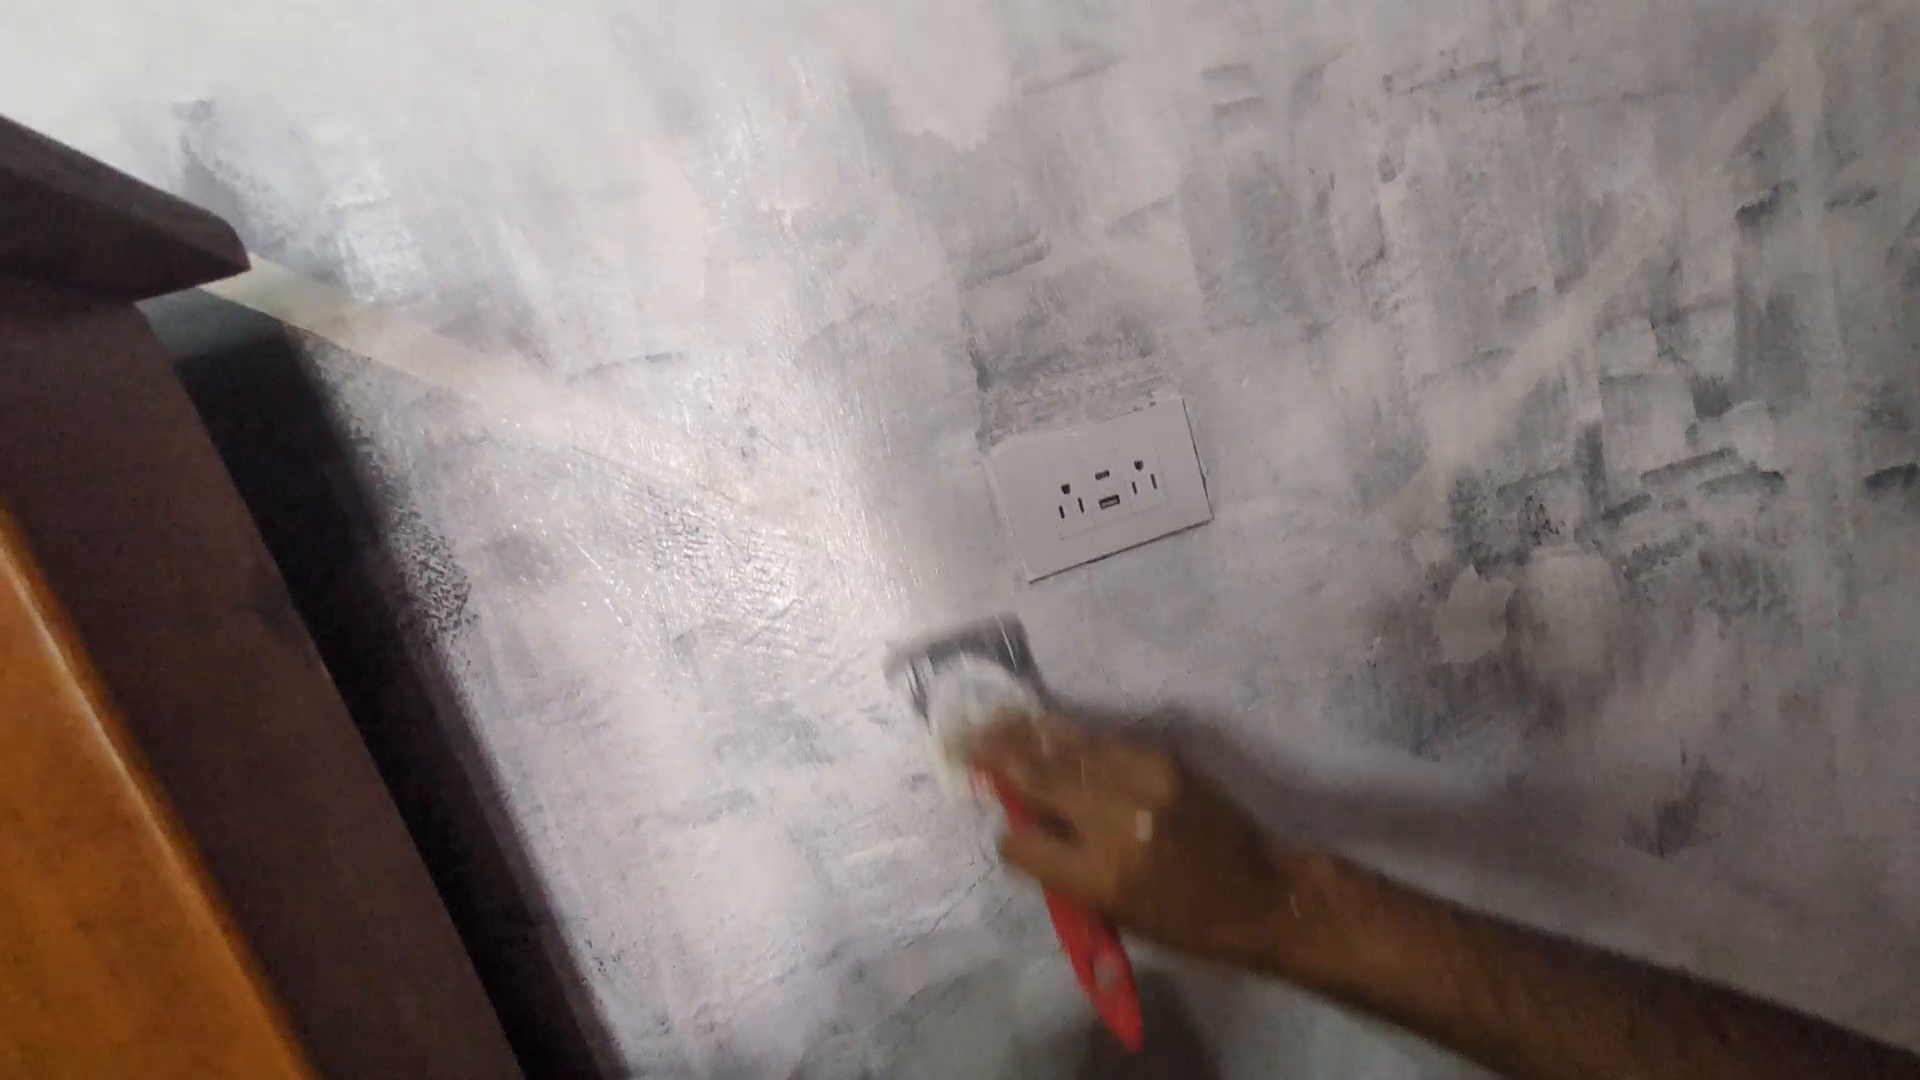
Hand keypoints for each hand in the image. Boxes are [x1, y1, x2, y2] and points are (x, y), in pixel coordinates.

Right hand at [971, 715, 1319, 966]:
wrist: (1265, 891)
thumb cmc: (1188, 919)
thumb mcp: (1118, 914)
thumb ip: (1064, 870)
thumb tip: (1020, 826)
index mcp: (1103, 877)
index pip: (1027, 845)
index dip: (1007, 834)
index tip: (995, 817)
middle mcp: (1117, 822)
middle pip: (1040, 778)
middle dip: (998, 755)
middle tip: (966, 738)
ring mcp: (1143, 780)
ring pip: (1068, 748)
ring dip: (1027, 734)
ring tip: (995, 721)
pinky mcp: (1162, 758)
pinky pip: (1101, 742)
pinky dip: (1068, 736)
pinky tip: (1045, 727)